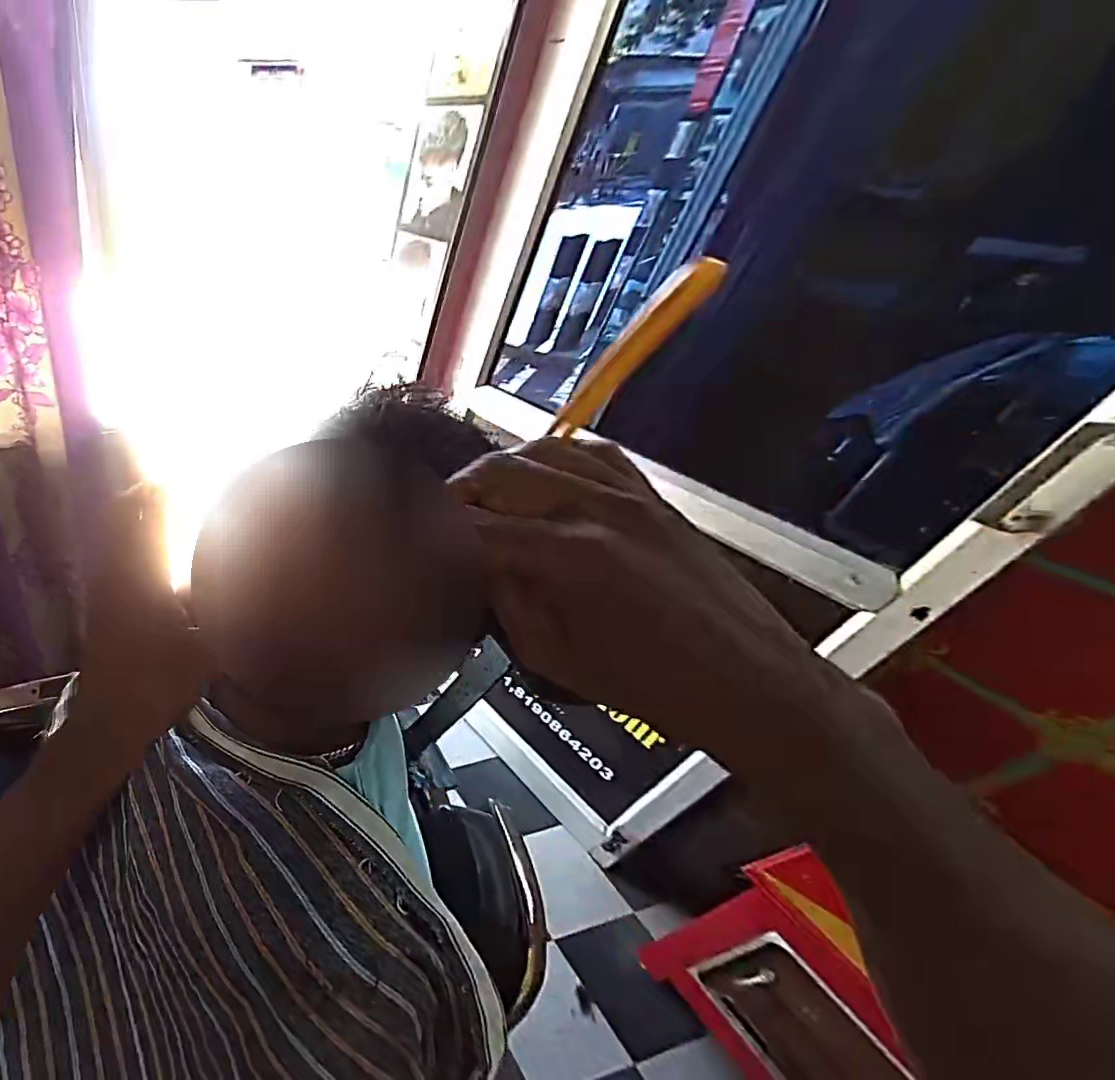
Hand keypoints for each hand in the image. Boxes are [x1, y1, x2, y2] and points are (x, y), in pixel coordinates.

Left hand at [61, 484, 211, 771]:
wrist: (108, 721)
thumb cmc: (157, 683)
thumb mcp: (205, 649)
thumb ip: (229, 613)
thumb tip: (251, 585)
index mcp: (140, 573)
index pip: (147, 512)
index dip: (164, 489)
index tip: (186, 479)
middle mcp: (114, 571)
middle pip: (121, 513)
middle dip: (144, 494)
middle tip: (173, 488)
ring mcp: (101, 588)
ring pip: (112, 535)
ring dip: (134, 517)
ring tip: (165, 514)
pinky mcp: (98, 606)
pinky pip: (112, 557)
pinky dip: (129, 542)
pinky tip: (153, 559)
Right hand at [446, 438, 858, 783]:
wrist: (748, 683)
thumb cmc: (651, 683)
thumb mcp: (546, 653)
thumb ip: (499, 597)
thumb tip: (470, 563)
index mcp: (565, 555)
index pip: (470, 524)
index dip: (432, 531)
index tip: (415, 540)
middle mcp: (594, 511)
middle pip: (495, 472)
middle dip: (454, 493)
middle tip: (437, 520)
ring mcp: (628, 497)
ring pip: (538, 451)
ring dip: (496, 469)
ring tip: (479, 496)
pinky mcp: (651, 498)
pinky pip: (591, 452)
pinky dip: (552, 457)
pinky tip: (537, 477)